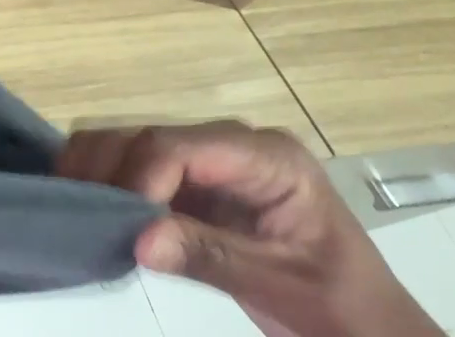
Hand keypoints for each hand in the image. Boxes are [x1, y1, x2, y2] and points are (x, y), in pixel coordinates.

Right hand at [58, 122, 441, 336]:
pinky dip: (102, 184)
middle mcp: (228, 143)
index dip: (137, 178)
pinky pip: (130, 167)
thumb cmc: (345, 311)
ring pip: (125, 144)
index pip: (176, 147)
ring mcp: (206, 160)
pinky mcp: (188, 182)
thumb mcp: (285, 288)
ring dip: (96, 176)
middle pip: (142, 137)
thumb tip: (136, 242)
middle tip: (83, 220)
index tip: (119, 228)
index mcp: (266, 156)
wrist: (372, 334)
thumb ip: (212, 258)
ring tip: (83, 218)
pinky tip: (94, 215)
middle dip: (106, 174)